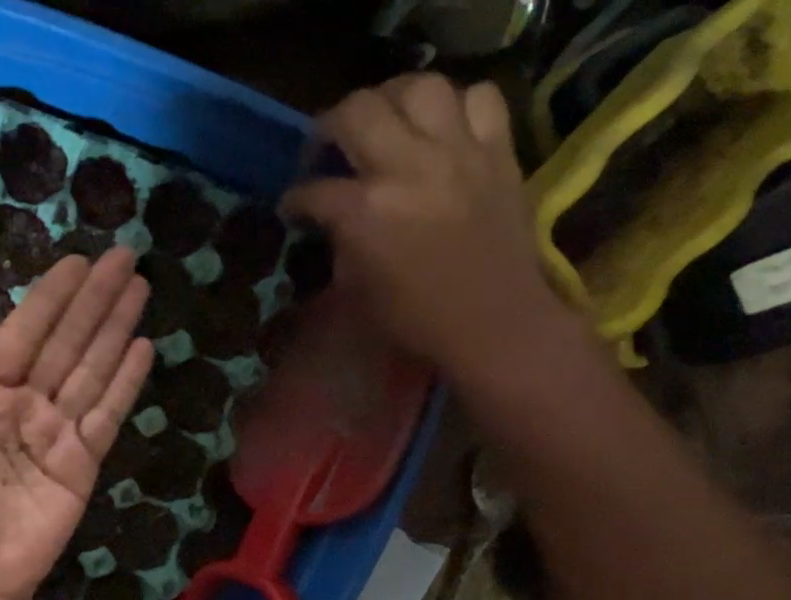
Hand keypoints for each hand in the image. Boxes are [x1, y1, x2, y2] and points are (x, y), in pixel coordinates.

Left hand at [0, 248, 154, 599]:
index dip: (47, 302)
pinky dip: (124, 383)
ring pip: (89, 371)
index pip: (19, 339)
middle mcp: (23, 407)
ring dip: (113, 329)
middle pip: (63, 345)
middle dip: (91, 302)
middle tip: (123, 256)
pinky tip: (142, 348)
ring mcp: (55, 433)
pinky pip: (106, 416)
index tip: (74, 264)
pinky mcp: (82, 463)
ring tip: (138, 287)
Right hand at [283, 76, 575, 372]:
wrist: (493, 323)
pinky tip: (443, 129)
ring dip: (393, 100)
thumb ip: (339, 239)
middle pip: (357, 110)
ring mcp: (458, 152)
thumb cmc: (414, 318)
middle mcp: (408, 168)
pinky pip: (480, 98)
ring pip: (420, 86)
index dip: (294, 200)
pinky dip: (458, 105)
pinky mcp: (498, 151)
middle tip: (328, 150)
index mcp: (364, 211)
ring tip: (385, 123)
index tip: (293, 209)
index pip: (312, 190)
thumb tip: (330, 219)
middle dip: (330, 127)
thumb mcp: (355, 286)